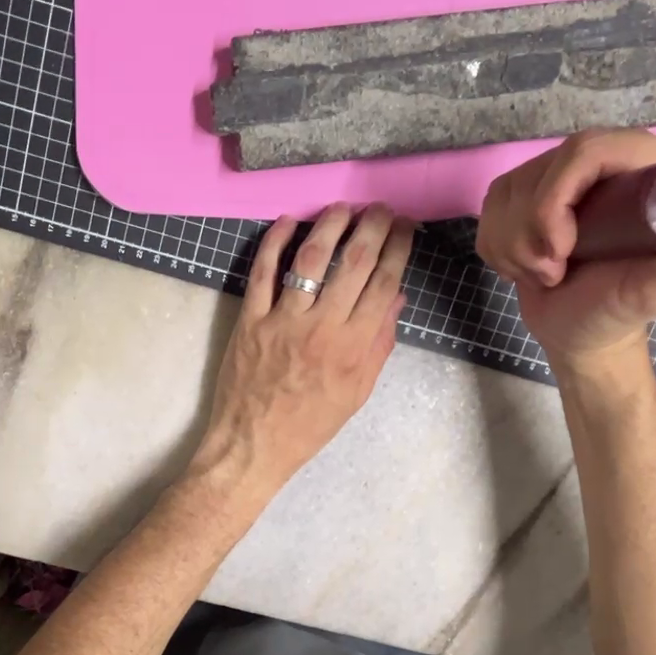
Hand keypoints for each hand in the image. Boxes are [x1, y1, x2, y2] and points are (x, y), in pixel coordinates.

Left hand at [188, 203, 415, 505]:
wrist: (253, 446)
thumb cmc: (309, 425)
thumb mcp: (356, 393)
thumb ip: (378, 344)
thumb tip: (397, 297)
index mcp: (353, 348)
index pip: (384, 284)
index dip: (399, 248)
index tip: (406, 227)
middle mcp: (322, 327)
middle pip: (354, 262)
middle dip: (373, 226)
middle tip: (380, 208)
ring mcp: (282, 321)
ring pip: (311, 257)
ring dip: (330, 224)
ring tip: (342, 209)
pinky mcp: (250, 320)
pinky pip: (263, 272)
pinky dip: (275, 241)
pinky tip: (289, 222)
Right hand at [476, 129, 655, 367]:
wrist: (579, 333)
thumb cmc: (622, 311)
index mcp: (655, 163)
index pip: (586, 150)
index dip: (556, 200)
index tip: (561, 251)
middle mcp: (610, 159)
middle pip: (542, 170)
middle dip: (531, 231)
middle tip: (552, 269)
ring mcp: (562, 176)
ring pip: (509, 191)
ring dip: (515, 247)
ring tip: (546, 272)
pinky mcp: (526, 197)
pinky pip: (489, 208)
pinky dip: (498, 249)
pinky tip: (527, 265)